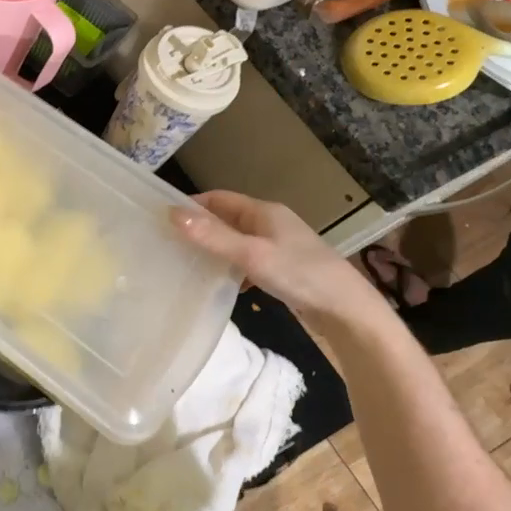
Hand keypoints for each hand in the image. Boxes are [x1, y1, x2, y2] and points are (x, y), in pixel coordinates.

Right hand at [173, 191, 385, 326]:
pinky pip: (247, 261)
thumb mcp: (252, 254)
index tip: (163, 220)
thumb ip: (212, 236)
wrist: (348, 312)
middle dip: (199, 228)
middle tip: (168, 243)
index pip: (218, 198)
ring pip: (236, 242)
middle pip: (226, 219)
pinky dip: (231, 268)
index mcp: (264, 211)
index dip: (191, 205)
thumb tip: (171, 214)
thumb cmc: (300, 274)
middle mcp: (270, 223)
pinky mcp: (283, 269)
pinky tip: (221, 285)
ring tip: (186, 264)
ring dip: (214, 250)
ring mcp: (278, 247)